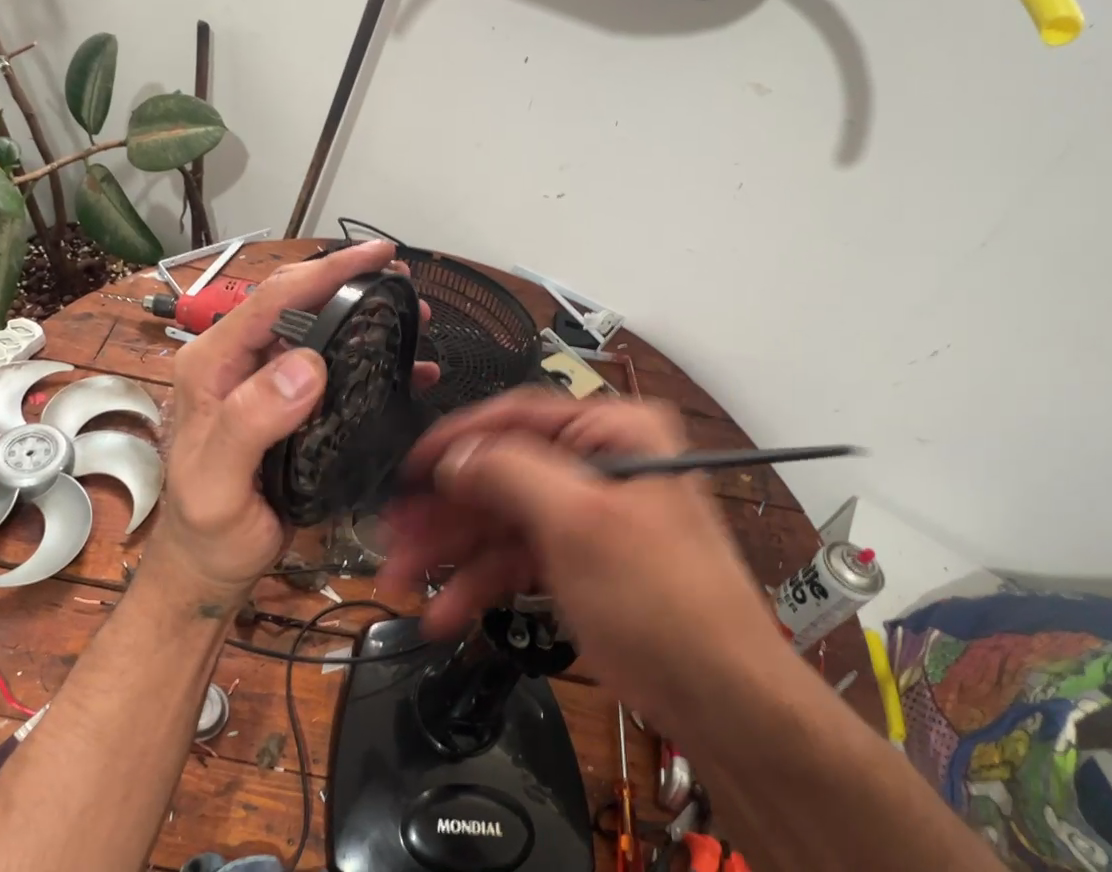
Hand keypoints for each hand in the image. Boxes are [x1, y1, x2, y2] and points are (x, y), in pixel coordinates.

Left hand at [150, 240, 436, 601]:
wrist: (211, 563)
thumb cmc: (207, 529)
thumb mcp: (216, 483)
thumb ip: (249, 423)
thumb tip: (306, 365)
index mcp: (212, 365)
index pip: (271, 300)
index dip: (326, 271)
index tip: (379, 255)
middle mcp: (238, 363)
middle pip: (297, 304)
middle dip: (351, 285)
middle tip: (405, 284)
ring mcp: (264, 383)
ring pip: (318, 331)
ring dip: (365, 318)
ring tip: (414, 316)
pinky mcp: (290, 406)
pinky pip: (332, 368)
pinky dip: (369, 359)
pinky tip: (406, 368)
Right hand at [377, 390, 784, 712]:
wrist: (719, 694)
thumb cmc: (665, 602)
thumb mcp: (579, 523)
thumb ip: (509, 473)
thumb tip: (456, 455)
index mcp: (613, 435)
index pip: (516, 417)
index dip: (456, 441)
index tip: (410, 466)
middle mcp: (597, 467)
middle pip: (498, 475)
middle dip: (443, 511)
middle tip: (392, 535)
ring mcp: (585, 516)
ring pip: (498, 521)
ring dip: (450, 552)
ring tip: (401, 580)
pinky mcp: (577, 561)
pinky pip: (514, 560)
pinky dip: (479, 584)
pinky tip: (445, 612)